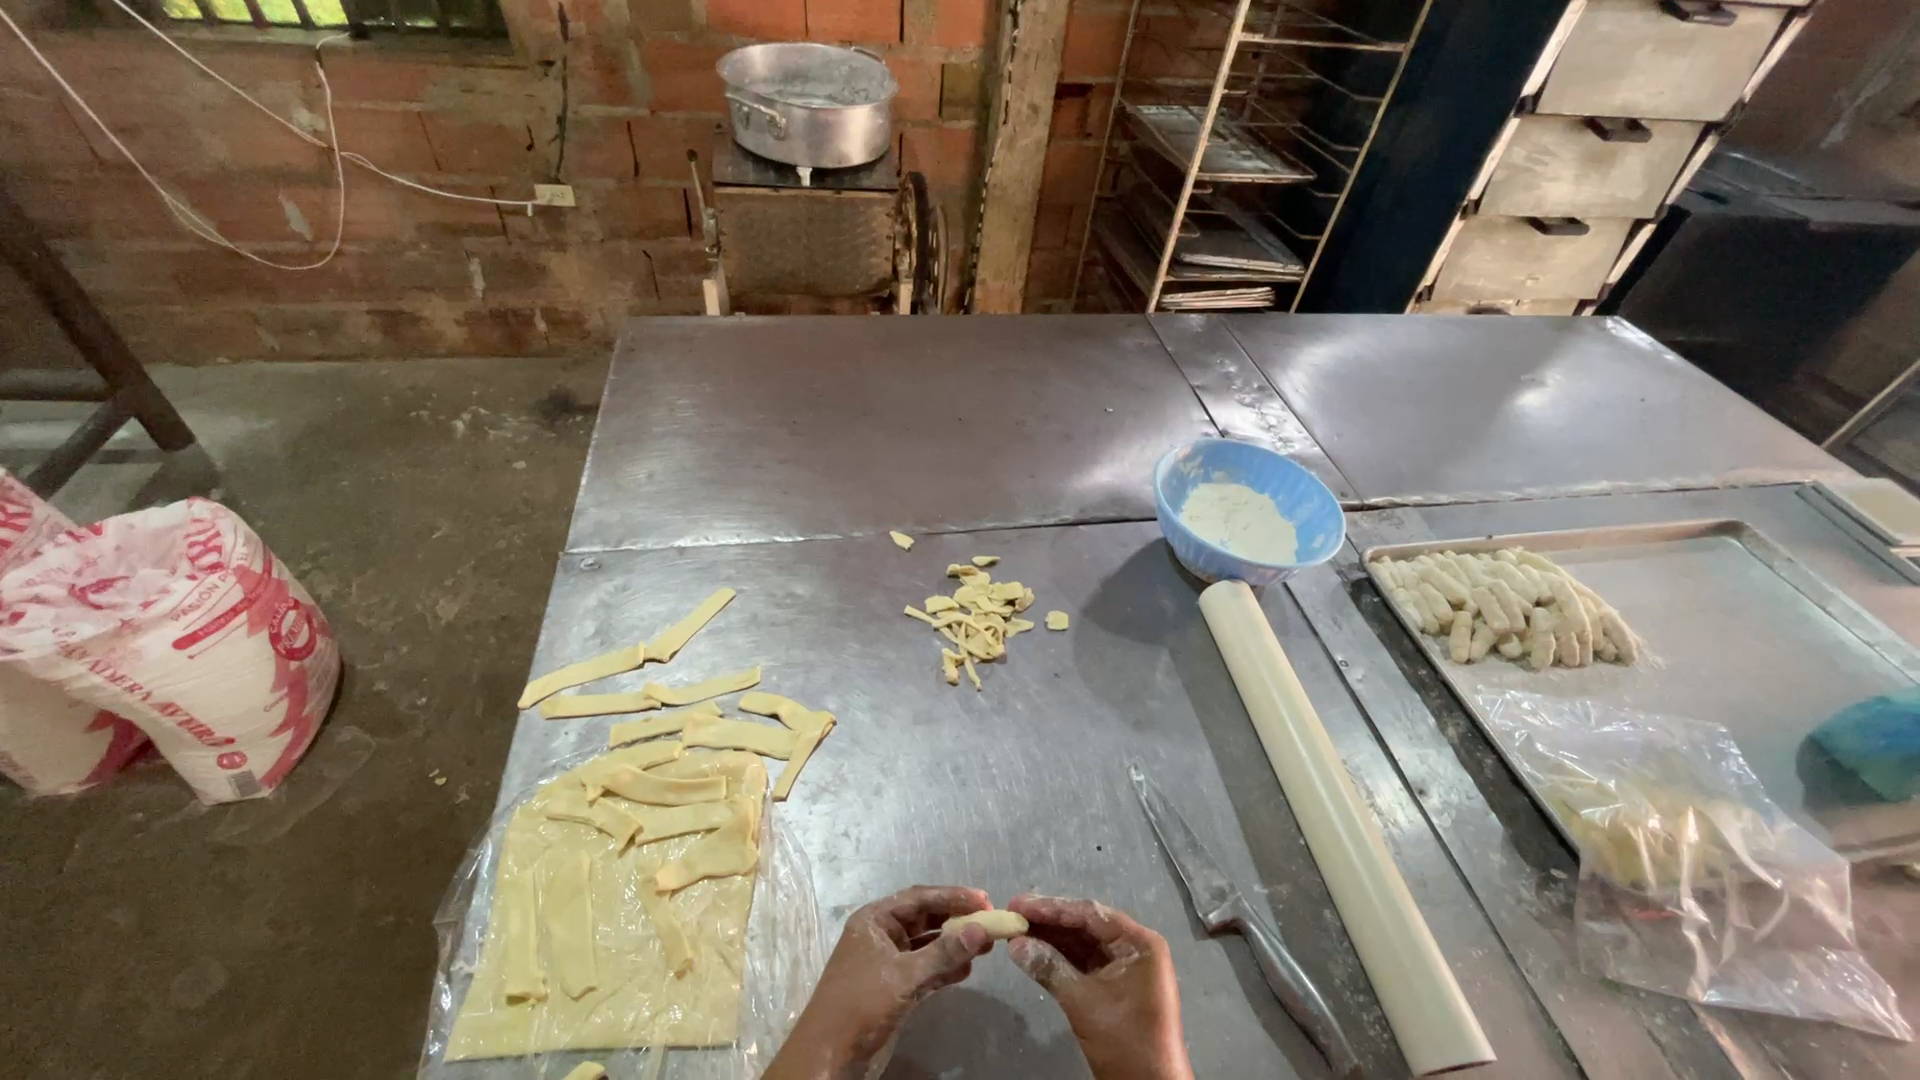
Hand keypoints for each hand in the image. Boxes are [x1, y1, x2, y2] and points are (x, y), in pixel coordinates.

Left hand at [765, 885, 995, 1079]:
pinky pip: (927, 969)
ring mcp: (889, 962)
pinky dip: (946, 968)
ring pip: (928, 945)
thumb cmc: (860, 1006)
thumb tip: (982, 928)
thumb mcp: (903, 977)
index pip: (919, 898)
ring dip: (955, 944)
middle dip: (957, 919)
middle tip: (990, 920)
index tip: (986, 900)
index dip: (953, 897)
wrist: (830, 1059)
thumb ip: (944, 953)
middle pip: (925, 919)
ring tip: (987, 944)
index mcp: (875, 920)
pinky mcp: (896, 988)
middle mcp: (882, 935)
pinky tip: (968, 969)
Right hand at [1007, 894, 1193, 1079]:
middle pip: (1085, 925)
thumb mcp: (1084, 1002)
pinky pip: (1083, 962)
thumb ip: (1049, 967)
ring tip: (1017, 930)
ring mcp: (1124, 966)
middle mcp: (1133, 947)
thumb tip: (1014, 944)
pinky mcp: (1113, 985)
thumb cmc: (1125, 1041)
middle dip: (1049, 921)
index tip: (1019, 903)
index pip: (1090, 914)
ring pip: (1082, 943)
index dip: (1052, 907)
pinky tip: (1033, 952)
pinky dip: (1059, 958)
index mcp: (1138, 943)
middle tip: (1013, 913)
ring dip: (1051, 938)